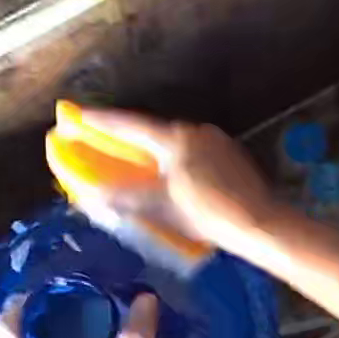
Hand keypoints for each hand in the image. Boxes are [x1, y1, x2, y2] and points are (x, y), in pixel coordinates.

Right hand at [63, 105, 279, 249]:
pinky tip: (177, 178)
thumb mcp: (163, 208)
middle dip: (130, 138)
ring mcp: (217, 141)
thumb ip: (127, 198)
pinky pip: (195, 152)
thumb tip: (94, 195)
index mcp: (175, 139)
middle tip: (107, 142)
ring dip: (156, 152)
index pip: (130, 125)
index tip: (77, 114)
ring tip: (141, 166)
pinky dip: (178, 160)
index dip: (101, 121)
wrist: (261, 223)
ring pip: (177, 142)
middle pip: (154, 132)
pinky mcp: (232, 155)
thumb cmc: (209, 214)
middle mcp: (196, 131)